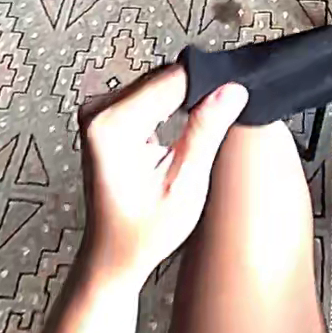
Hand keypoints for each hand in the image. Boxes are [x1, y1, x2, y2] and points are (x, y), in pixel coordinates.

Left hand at [79, 65, 248, 288]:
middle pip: (166, 77)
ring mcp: (98, 110)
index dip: (210, 86)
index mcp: (112, 126)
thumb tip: (231, 90)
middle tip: (220, 119)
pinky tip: (182, 126)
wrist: (112, 254)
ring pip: (160, 80)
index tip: (233, 97)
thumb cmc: (142, 232)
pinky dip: (172, 103)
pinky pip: (149, 91)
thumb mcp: (185, 186)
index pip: (174, 80)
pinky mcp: (106, 112)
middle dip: (198, 92)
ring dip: (186, 97)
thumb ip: (206, 131)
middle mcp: (98, 111)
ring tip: (200, 130)